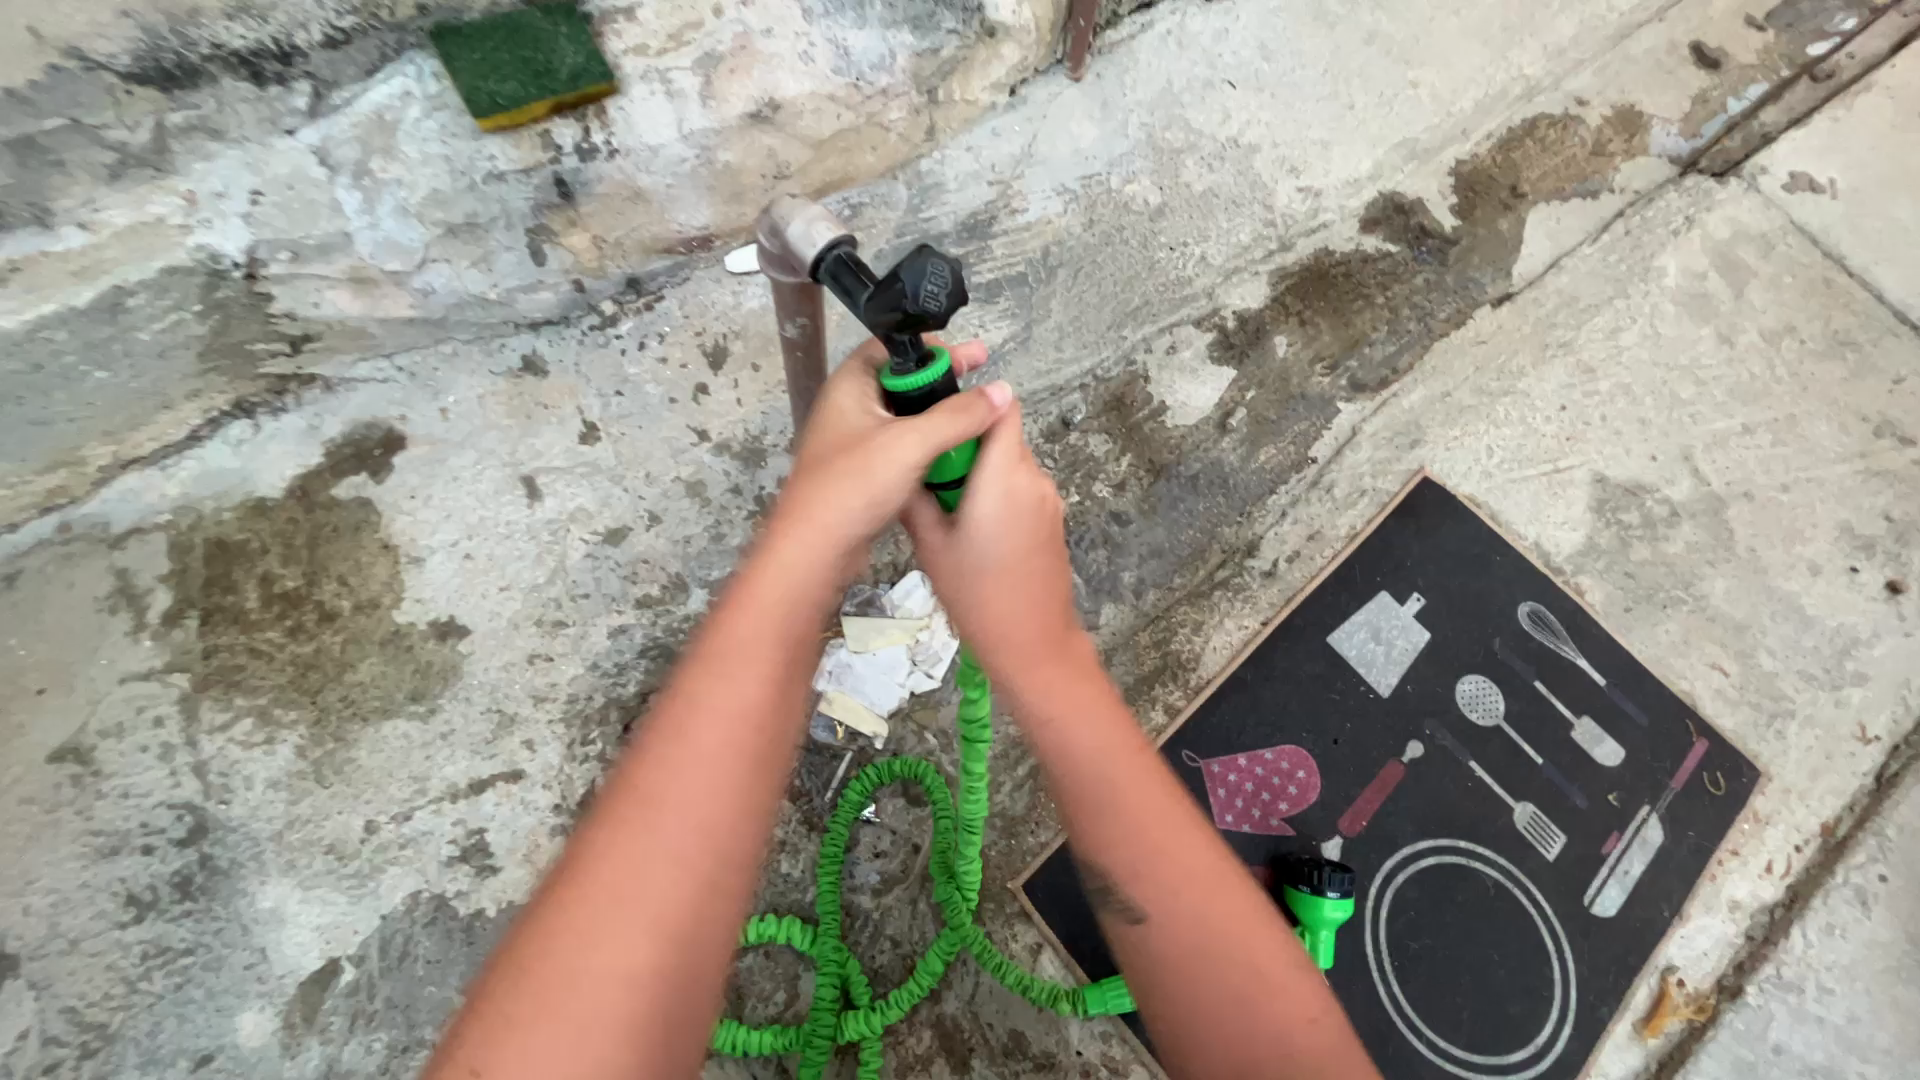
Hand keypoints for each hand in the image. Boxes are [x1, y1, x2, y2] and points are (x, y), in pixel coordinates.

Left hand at [767, 337, 1009, 579]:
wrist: (816, 550)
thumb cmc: (855, 485)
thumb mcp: (911, 443)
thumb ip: (958, 415)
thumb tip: (1003, 391)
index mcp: (850, 385)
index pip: (892, 347)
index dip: (933, 348)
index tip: (974, 357)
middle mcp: (850, 407)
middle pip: (902, 381)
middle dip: (943, 381)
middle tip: (983, 380)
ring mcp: (856, 441)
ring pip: (905, 417)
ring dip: (939, 415)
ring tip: (977, 415)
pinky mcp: (864, 472)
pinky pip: (903, 446)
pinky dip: (929, 444)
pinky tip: (956, 451)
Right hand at [901, 400, 1093, 696]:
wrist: (1032, 641)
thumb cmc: (976, 594)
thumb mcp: (931, 545)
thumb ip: (916, 498)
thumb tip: (902, 469)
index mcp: (1004, 473)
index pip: (1003, 407)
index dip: (975, 405)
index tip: (942, 424)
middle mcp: (1034, 477)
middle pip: (1004, 435)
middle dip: (970, 446)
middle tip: (935, 477)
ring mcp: (1050, 499)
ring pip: (1013, 463)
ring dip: (984, 473)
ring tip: (953, 508)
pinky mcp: (1054, 520)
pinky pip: (1024, 489)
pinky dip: (1000, 494)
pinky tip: (978, 529)